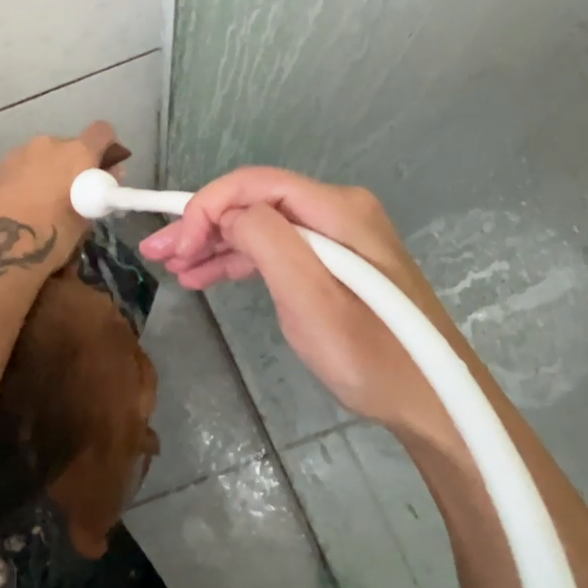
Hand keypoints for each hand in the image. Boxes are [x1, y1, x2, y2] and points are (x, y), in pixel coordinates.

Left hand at [0, 121, 120, 267]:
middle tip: (70, 191)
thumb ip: (100, 191)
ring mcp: (20, 151)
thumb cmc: (53, 234)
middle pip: (69, 146)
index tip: (103, 166)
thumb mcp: (87, 217)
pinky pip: (21, 164)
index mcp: (77, 153)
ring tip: (41, 199)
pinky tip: (20, 200)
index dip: (106, 146)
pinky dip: (26, 176)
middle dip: (73, 164)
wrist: (3, 245)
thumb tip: (108, 176)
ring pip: (42, 154)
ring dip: (47, 169)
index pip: (102, 131)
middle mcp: (48, 144)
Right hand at [138, 168, 461, 431]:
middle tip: (156, 254)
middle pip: (254, 203)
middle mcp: (339, 211)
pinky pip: (277, 249)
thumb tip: (227, 214)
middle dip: (201, 225)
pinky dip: (239, 260)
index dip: (206, 208)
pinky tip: (207, 276)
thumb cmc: (372, 356)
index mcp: (337, 210)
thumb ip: (268, 242)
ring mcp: (339, 237)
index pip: (254, 184)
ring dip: (214, 245)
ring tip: (173, 269)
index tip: (177, 249)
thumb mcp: (312, 300)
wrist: (432, 402)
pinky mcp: (336, 263)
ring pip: (260, 226)